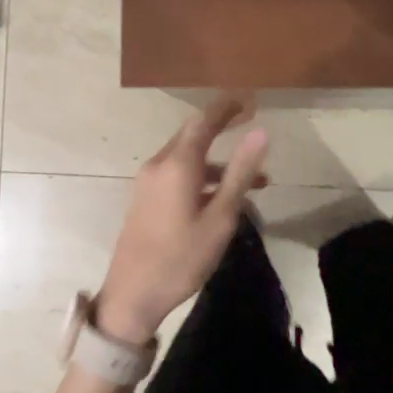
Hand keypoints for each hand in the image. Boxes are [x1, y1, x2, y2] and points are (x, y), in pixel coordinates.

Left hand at [96, 97, 270, 344]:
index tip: (249, 99)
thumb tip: (260, 132)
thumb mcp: (220, 218)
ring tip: (258, 179)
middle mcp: (159, 165)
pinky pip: (177, 175)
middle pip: (192, 135)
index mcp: (177, 165)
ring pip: (187, 158)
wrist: (133, 293)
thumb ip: (241, 174)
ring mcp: (148, 182)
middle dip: (221, 127)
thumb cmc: (181, 258)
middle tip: (250, 121)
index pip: (203, 122)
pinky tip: (224, 198)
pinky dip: (202, 177)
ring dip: (218, 162)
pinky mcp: (146, 199)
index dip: (226, 108)